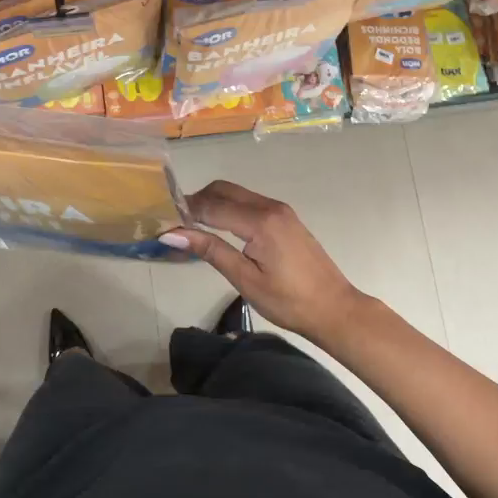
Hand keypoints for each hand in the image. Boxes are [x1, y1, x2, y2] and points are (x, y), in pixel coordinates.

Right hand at [162, 180, 369, 341]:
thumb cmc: (289, 301)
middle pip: (223, 190)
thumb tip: (173, 234)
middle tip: (175, 223)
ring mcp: (280, 210)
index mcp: (261, 221)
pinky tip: (218, 228)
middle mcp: (270, 206)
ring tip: (192, 227)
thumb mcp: (245, 279)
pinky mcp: (285, 217)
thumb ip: (210, 250)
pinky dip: (229, 208)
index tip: (163, 221)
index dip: (186, 211)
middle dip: (197, 201)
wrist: (335, 308)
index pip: (212, 205)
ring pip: (236, 193)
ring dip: (212, 203)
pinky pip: (249, 202)